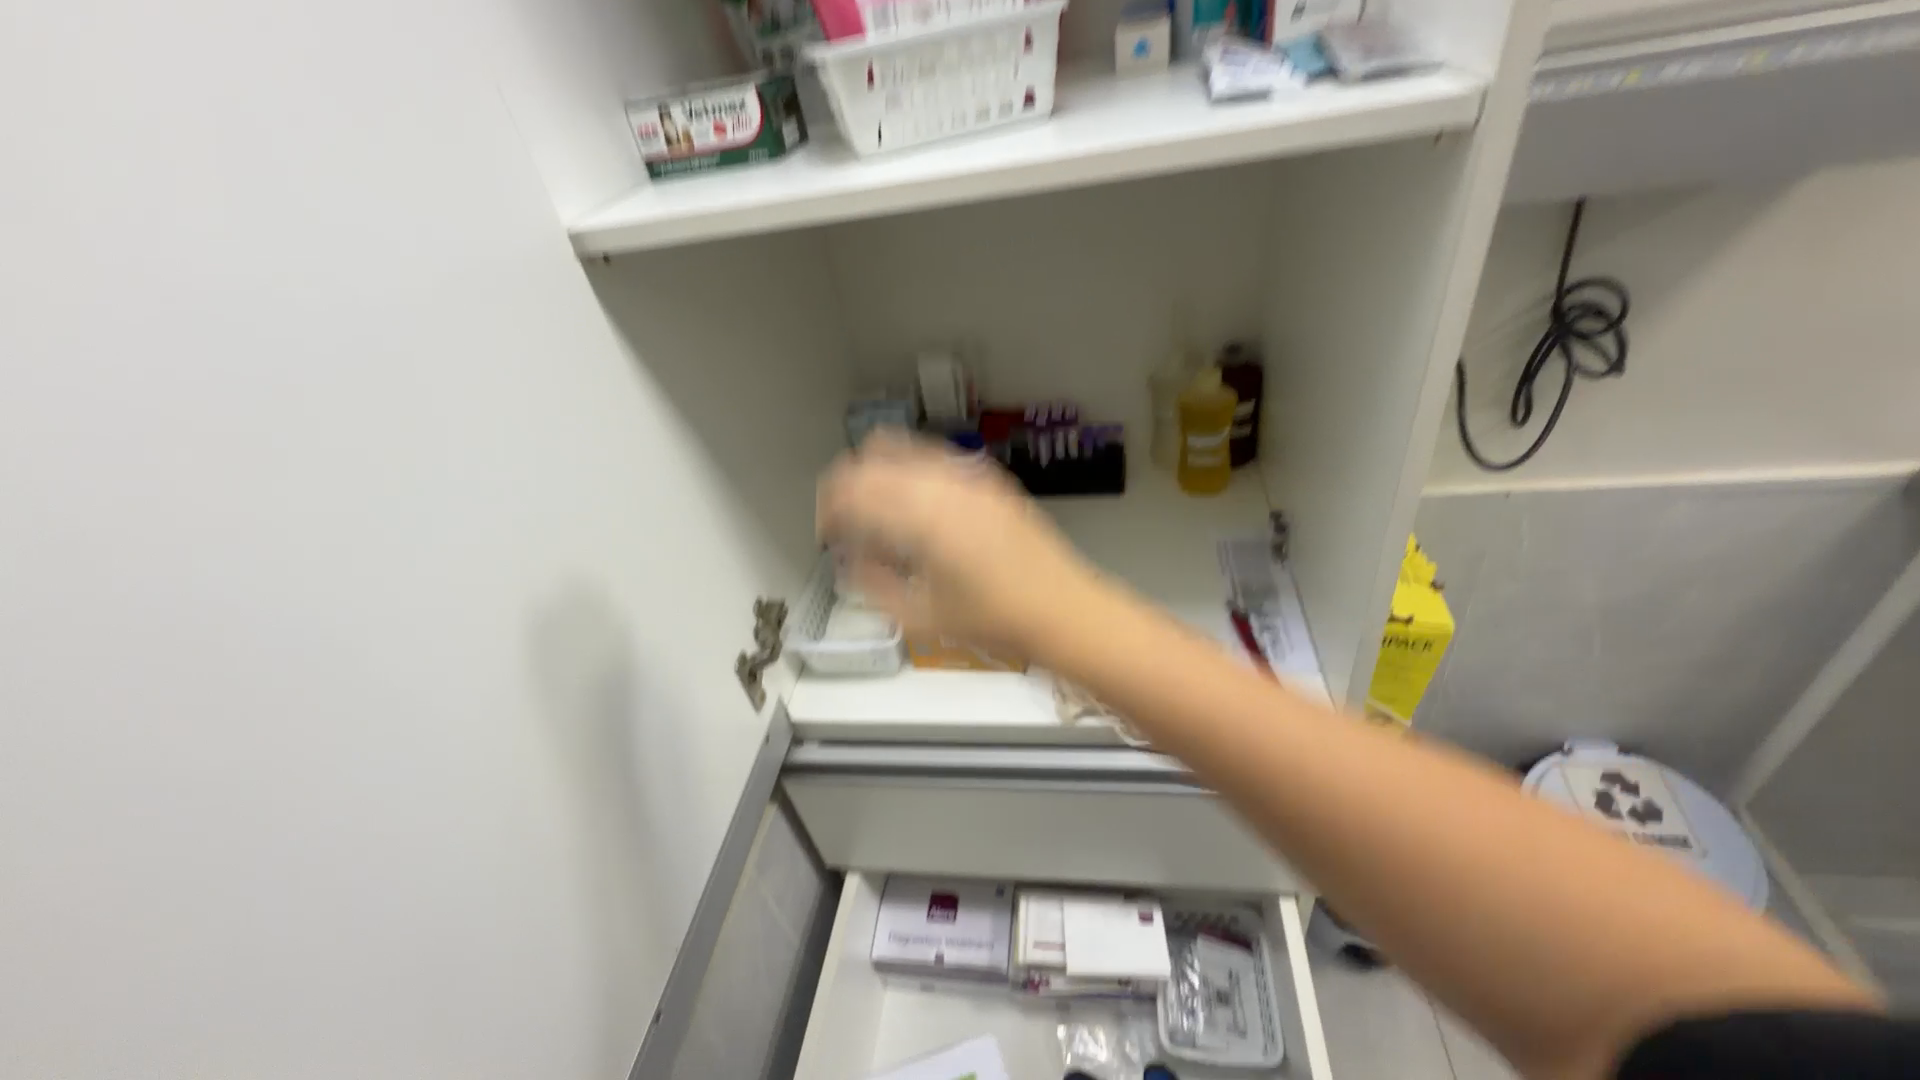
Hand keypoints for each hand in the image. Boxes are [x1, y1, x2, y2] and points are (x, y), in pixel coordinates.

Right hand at [815, 434, 1103, 655]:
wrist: (1064, 609)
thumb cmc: (993, 620)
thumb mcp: (920, 617)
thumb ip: (874, 584)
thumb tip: (851, 560)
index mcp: (919, 516)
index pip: (851, 489)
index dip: (828, 508)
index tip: (828, 535)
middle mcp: (941, 482)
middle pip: (871, 459)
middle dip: (849, 487)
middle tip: (847, 524)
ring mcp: (968, 474)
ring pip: (903, 449)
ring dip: (879, 474)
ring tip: (880, 514)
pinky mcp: (989, 478)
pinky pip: (936, 458)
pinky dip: (912, 472)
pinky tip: (919, 508)